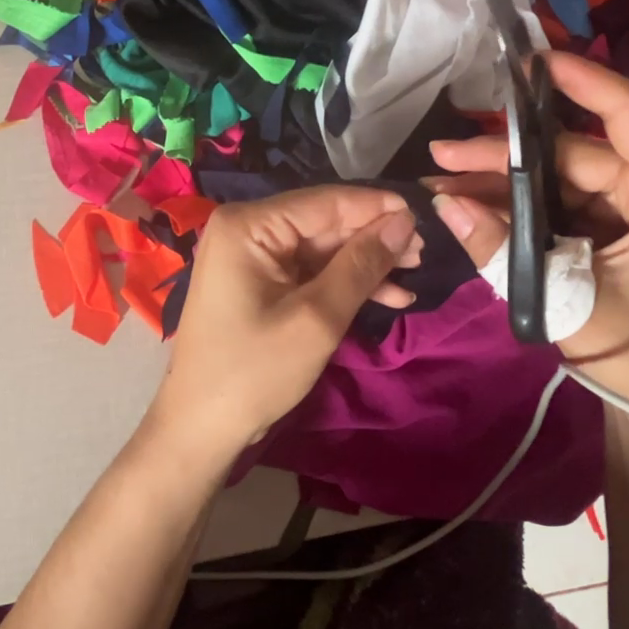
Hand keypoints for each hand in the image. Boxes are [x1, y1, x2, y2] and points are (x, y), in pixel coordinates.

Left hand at [150, 187, 423, 453]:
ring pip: (321, 248)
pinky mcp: (258, 283)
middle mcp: (245, 229)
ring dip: (365, 263)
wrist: (202, 427)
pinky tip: (389, 296)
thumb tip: (404, 221)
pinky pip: (308, 271)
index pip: (324, 201)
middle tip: (425, 254)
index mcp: (248, 225)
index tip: (426, 216)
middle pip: (323, 222)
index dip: (377, 207)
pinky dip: (344, 283)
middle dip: (374, 238)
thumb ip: (362, 265)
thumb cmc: (255, 371)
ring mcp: (249, 257)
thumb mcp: (317, 317)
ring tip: (415, 274)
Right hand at [425, 51, 628, 366]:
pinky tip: (468, 202)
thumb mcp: (563, 300)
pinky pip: (555, 199)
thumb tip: (441, 203)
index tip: (529, 58)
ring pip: (556, 173)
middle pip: (573, 149)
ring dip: (500, 177)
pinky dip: (514, 201)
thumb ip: (500, 249)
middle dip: (503, 152)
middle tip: (441, 155)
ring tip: (441, 179)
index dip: (582, 81)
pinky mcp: (608, 226)